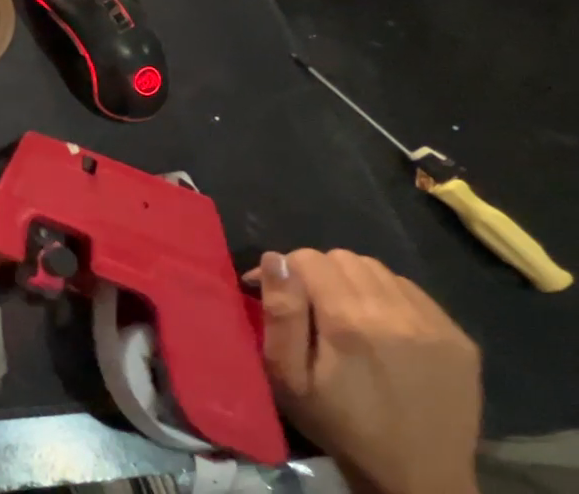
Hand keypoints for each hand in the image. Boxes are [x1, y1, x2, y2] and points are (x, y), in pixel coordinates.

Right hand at [248, 249, 481, 493]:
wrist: (419, 475)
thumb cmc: (339, 423)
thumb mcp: (288, 375)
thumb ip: (280, 314)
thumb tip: (274, 260)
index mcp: (348, 322)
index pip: (307, 259)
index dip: (281, 269)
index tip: (272, 293)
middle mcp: (395, 314)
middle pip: (344, 258)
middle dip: (316, 272)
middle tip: (307, 303)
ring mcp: (434, 326)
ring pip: (378, 270)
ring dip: (352, 281)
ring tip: (342, 311)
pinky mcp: (459, 339)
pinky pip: (412, 292)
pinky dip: (386, 295)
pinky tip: (379, 324)